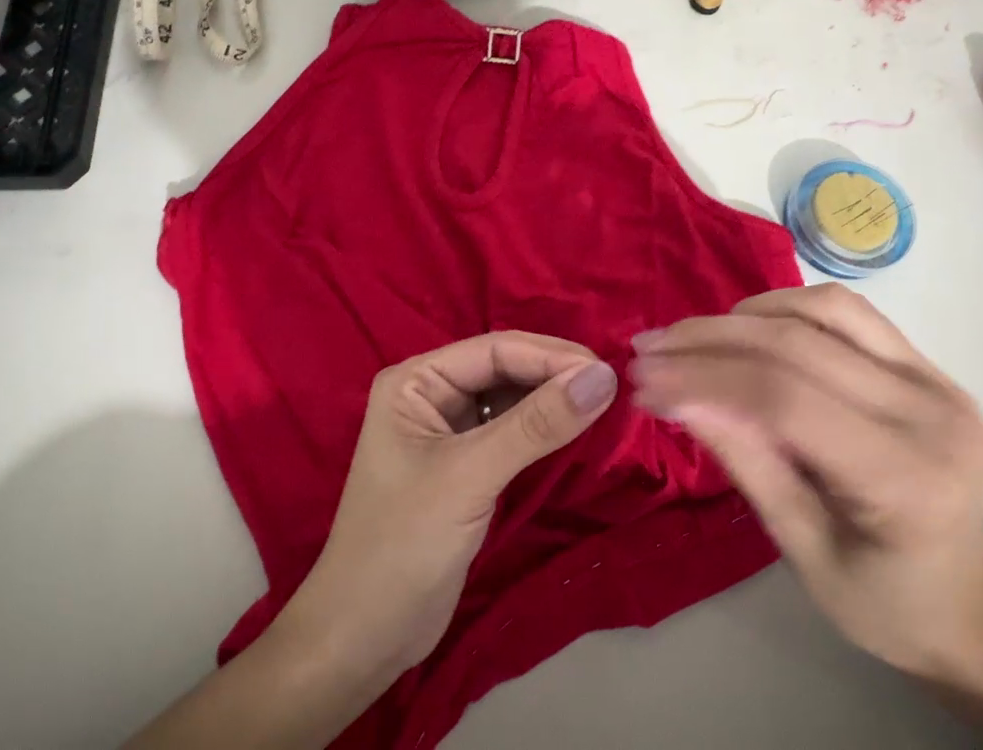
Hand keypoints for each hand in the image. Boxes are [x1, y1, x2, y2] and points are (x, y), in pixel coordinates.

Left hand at [287, 331, 618, 678]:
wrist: (366, 632)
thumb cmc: (404, 543)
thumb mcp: (470, 476)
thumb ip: (536, 425)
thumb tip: (603, 377)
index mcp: (415, 381)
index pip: (495, 349)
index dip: (552, 356)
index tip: (610, 373)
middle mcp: (430, 396)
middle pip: (505, 369)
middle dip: (556, 376)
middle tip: (616, 391)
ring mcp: (447, 433)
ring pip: (512, 401)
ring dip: (554, 402)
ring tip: (607, 407)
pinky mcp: (466, 469)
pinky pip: (513, 434)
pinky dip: (545, 433)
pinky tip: (577, 435)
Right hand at [629, 284, 982, 679]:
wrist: (963, 604)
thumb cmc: (879, 602)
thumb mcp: (802, 550)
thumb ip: (748, 465)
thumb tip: (679, 396)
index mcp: (905, 479)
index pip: (786, 399)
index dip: (705, 379)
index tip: (643, 379)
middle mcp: (934, 415)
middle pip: (800, 346)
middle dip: (710, 341)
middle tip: (647, 350)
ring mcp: (939, 383)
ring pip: (825, 311)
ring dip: (744, 316)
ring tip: (687, 338)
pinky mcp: (931, 368)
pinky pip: (848, 315)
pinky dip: (785, 312)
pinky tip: (743, 331)